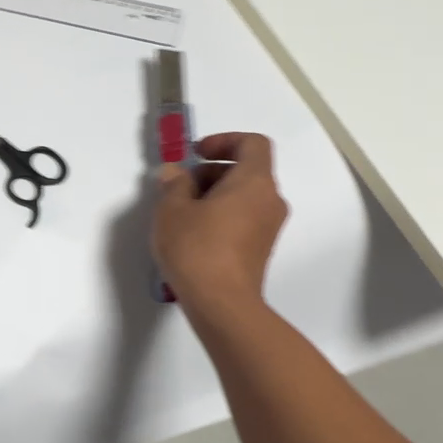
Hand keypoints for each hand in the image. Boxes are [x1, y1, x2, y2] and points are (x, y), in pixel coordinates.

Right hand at [153, 132, 287, 315]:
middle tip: (179, 189)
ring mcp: (269, 226)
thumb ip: (174, 185)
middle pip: (247, 171)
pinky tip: (193, 236)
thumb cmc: (195, 248)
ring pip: (244, 197)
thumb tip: (175, 173)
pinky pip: (243, 219)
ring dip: (215, 196)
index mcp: (254, 181)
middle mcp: (270, 199)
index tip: (196, 154)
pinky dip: (221, 216)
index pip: (253, 143)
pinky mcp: (261, 248)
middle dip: (212, 172)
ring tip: (181, 215)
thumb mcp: (171, 211)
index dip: (225, 141)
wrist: (221, 302)